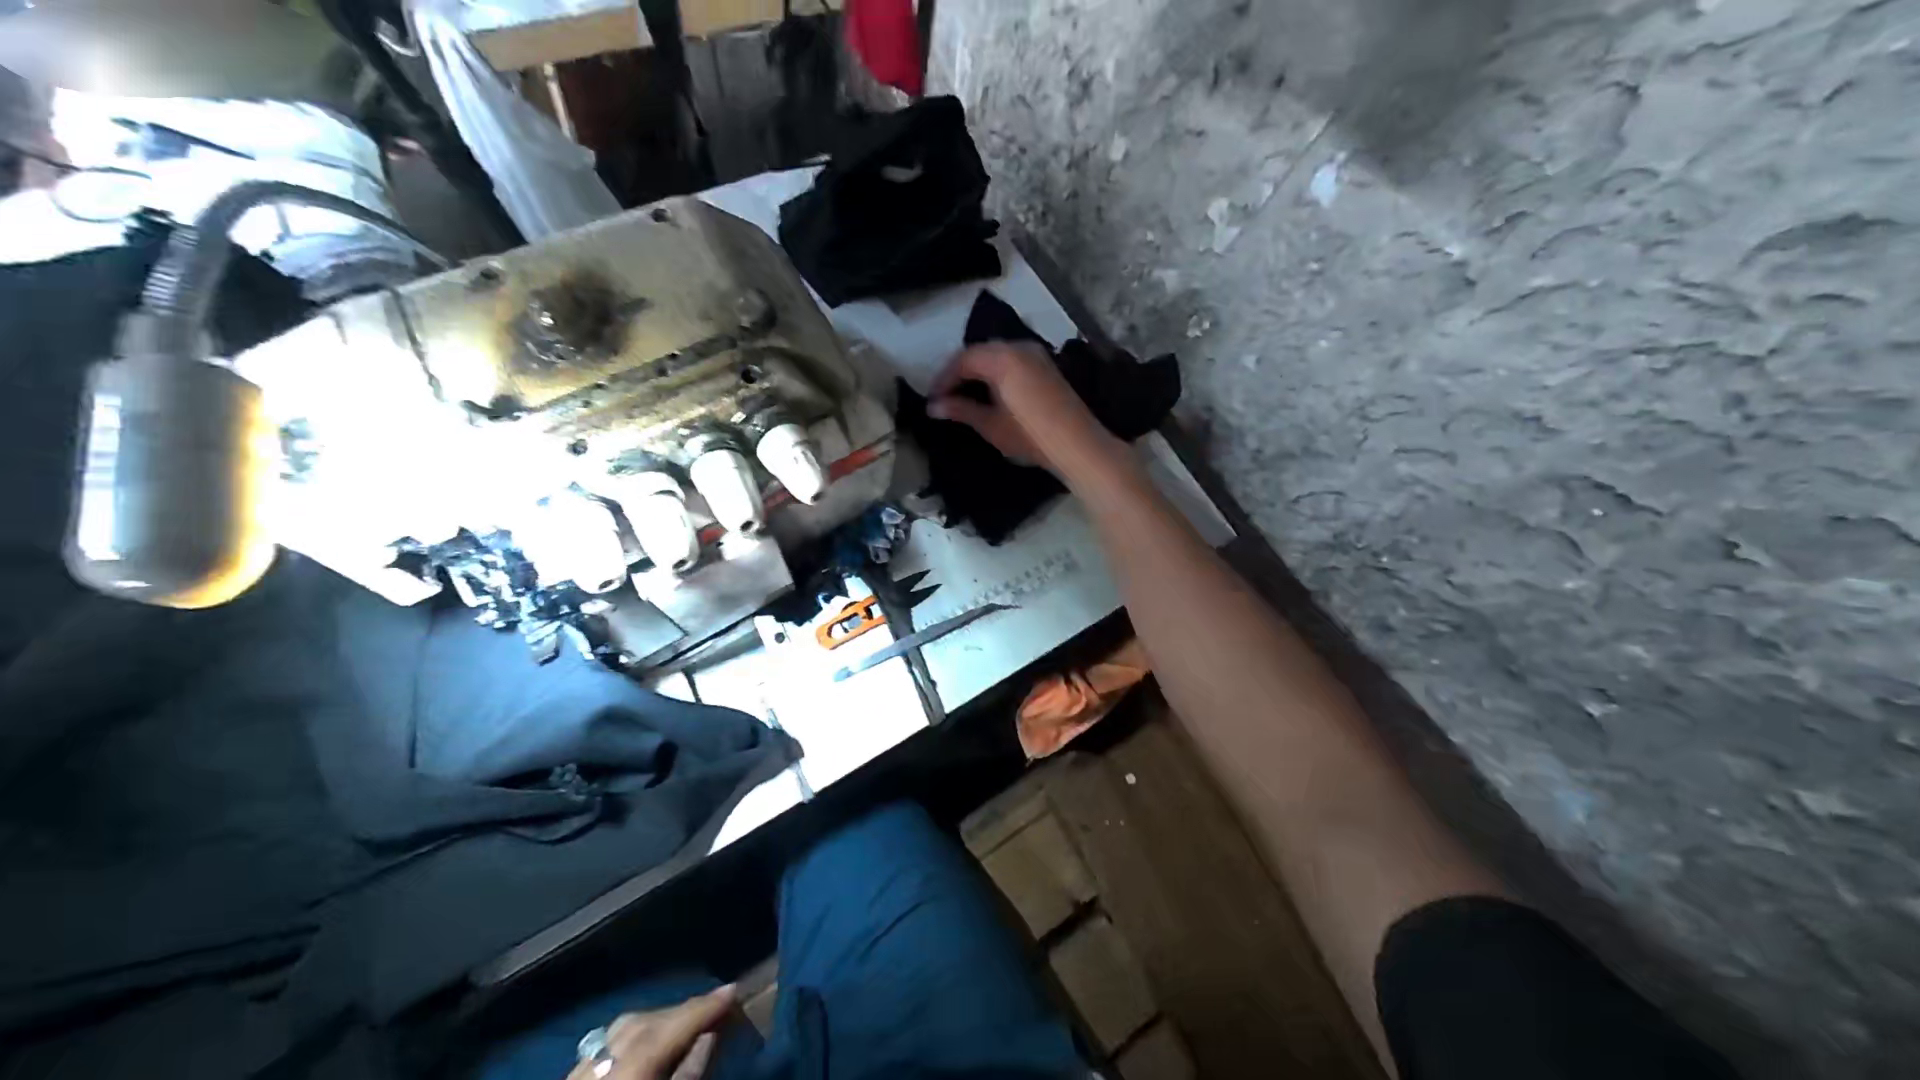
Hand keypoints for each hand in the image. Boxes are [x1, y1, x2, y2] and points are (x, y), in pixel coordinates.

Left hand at [567, 985, 736, 1079]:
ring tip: (688, 1021)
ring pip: (623, 1026)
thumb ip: (690, 1070)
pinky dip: (634, 1033)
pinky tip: (651, 1039)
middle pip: (646, 1021)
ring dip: (660, 1018)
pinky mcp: (573, 1073)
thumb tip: (711, 1033)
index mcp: (630, 1067)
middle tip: (717, 1006)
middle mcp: (602, 1059)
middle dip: (683, 1011)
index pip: (671, 1026)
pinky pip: (607, 1041)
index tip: (734, 990)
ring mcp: (580, 1066)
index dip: (705, 1007)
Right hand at [926, 341, 1123, 479]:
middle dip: (959, 371)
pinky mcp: (1047, 366)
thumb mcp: (990, 425)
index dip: (944, 378)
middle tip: (945, 394)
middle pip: (980, 352)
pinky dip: (996, 371)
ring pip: (997, 354)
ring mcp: (1036, 355)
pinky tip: (990, 391)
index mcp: (1002, 358)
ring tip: (965, 393)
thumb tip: (934, 406)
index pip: (963, 360)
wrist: (1078, 444)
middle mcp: (1019, 347)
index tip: (932, 398)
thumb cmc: (1030, 435)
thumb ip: (961, 410)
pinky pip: (1013, 360)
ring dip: (978, 370)